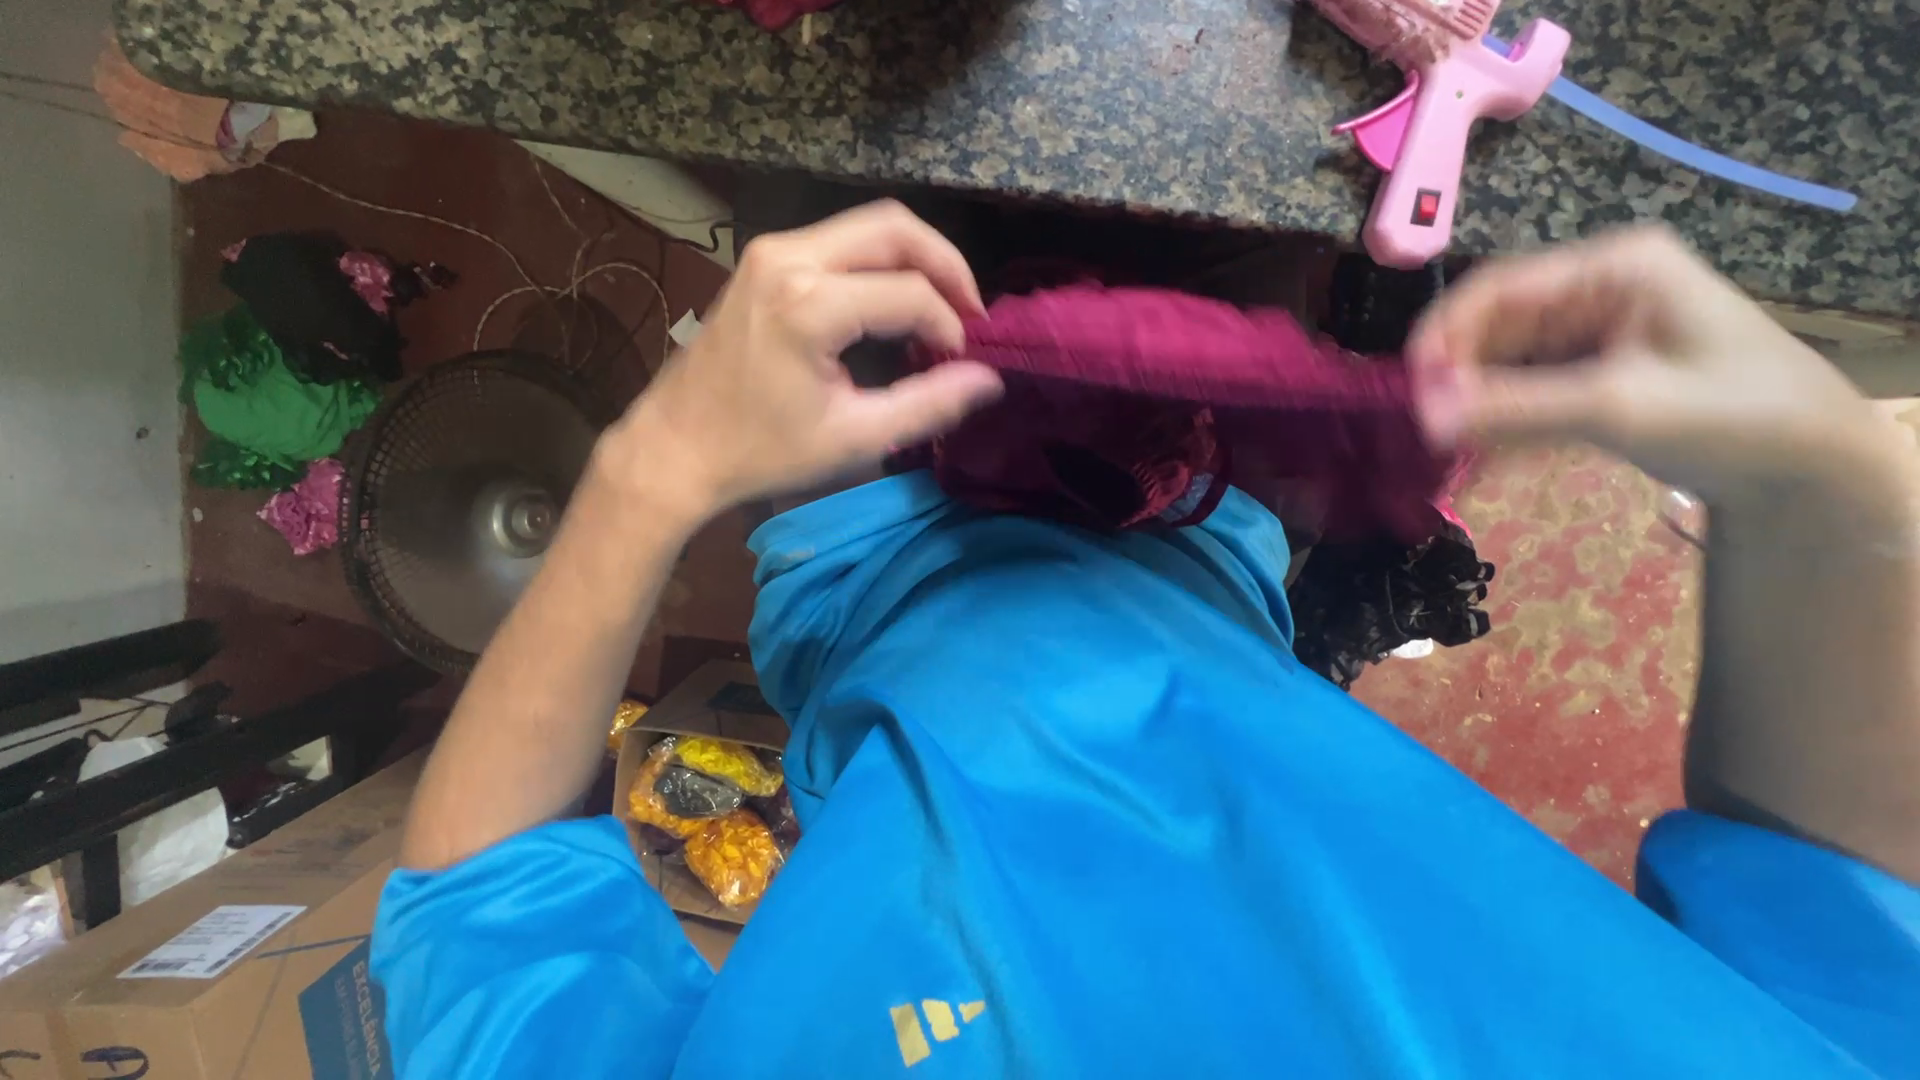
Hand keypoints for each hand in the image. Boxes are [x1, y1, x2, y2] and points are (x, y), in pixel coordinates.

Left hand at [600, 201, 1003, 519]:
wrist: (675, 447)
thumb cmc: (762, 451)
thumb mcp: (853, 437)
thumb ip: (928, 405)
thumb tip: (988, 380)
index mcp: (809, 305)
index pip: (910, 294)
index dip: (950, 325)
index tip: (961, 363)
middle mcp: (789, 258)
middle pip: (894, 228)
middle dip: (946, 265)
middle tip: (971, 311)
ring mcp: (771, 252)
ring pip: (868, 227)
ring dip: (914, 260)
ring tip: (940, 308)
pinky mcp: (764, 260)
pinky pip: (839, 242)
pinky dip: (879, 264)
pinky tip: (894, 304)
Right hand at [1407, 226, 1894, 505]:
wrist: (1807, 467)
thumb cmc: (1732, 415)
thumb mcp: (1618, 407)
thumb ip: (1515, 410)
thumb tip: (1423, 419)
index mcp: (1611, 268)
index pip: (1497, 288)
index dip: (1443, 335)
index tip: (1412, 390)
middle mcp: (1593, 290)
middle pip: (1492, 326)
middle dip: (1456, 377)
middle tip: (1430, 430)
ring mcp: (1588, 332)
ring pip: (1499, 363)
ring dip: (1472, 404)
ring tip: (1451, 449)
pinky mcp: (1585, 371)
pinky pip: (1520, 391)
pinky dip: (1498, 423)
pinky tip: (1480, 458)